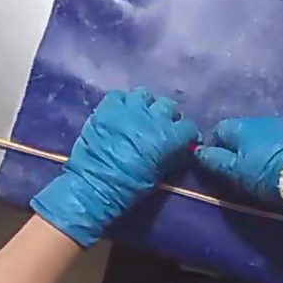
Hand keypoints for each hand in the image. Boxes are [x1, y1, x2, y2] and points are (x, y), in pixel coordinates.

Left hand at [31, 88, 198, 245]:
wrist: (93, 186)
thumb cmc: (129, 188)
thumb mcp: (159, 175)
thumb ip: (171, 157)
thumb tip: (180, 151)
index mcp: (168, 136)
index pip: (188, 127)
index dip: (187, 135)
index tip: (183, 141)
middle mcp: (152, 117)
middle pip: (168, 106)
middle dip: (168, 117)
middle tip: (161, 128)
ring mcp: (128, 109)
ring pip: (144, 94)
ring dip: (145, 105)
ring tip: (140, 116)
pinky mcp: (107, 108)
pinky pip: (118, 96)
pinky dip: (122, 102)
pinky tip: (121, 112)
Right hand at [194, 116, 282, 214]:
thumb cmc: (267, 175)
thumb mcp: (235, 173)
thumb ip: (214, 160)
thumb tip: (198, 150)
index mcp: (241, 126)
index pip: (219, 131)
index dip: (218, 149)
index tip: (224, 166)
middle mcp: (261, 119)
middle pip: (242, 131)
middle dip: (240, 147)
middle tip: (245, 169)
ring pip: (263, 133)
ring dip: (261, 146)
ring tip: (267, 166)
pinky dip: (280, 146)